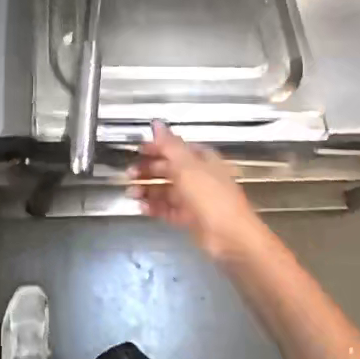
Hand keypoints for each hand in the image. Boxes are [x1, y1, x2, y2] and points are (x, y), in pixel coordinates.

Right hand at [129, 122, 274, 260]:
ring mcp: (195, 198)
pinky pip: (168, 209)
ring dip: (148, 190)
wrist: (230, 235)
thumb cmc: (210, 195)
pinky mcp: (190, 218)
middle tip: (129, 174)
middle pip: (169, 169)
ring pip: (167, 190)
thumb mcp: (187, 166)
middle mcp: (198, 176)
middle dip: (148, 170)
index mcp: (201, 159)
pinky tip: (142, 208)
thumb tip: (156, 122)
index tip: (137, 150)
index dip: (156, 148)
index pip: (176, 148)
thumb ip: (169, 145)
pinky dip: (155, 208)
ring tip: (131, 194)